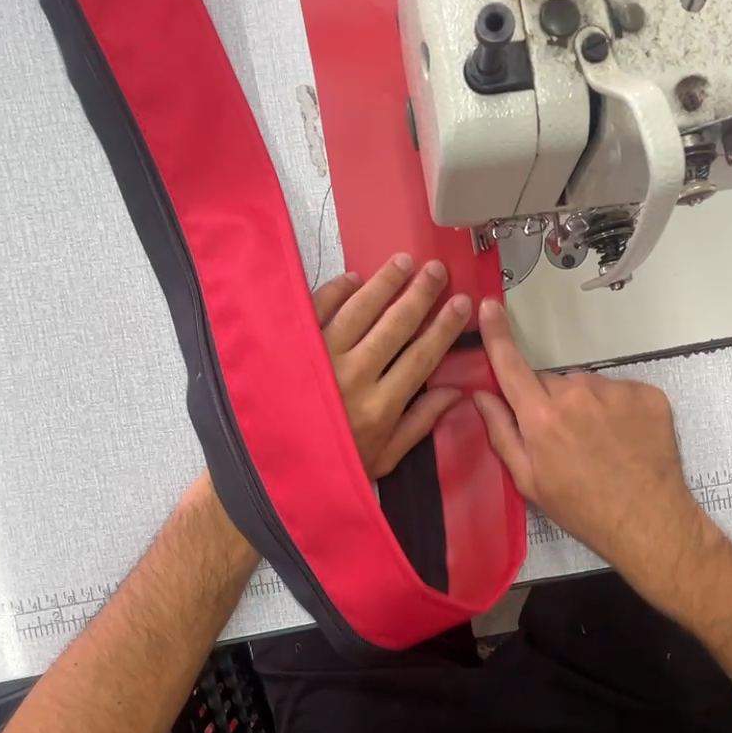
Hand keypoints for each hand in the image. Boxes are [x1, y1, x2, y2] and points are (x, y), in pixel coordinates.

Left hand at [314, 255, 472, 477]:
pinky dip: (336, 291)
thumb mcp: (384, 459)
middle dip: (419, 294)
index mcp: (381, 407)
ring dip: (384, 283)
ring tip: (403, 262)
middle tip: (436, 270)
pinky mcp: (292, 347)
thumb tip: (455, 392)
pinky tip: (354, 279)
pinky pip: (317, 310)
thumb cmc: (334, 466)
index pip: (421, 356)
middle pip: (395, 325)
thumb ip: (419, 423)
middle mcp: (354, 377)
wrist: (270, 470)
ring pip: (359, 311)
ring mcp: (321, 358)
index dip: (444, 327)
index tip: (461, 302)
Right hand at [473, 299, 727, 601]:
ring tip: (598, 445)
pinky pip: (619, 391)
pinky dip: (616, 410)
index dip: (497, 335)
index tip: (489, 307)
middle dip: (549, 403)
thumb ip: (501, 432)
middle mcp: (577, 393)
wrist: (647, 521)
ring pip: (585, 387)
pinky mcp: (646, 393)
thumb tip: (481, 397)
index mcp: (541, 416)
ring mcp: (615, 390)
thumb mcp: (528, 480)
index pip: (511, 365)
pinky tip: (622, 440)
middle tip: (563, 442)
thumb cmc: (581, 508)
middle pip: (550, 382)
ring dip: (585, 406)